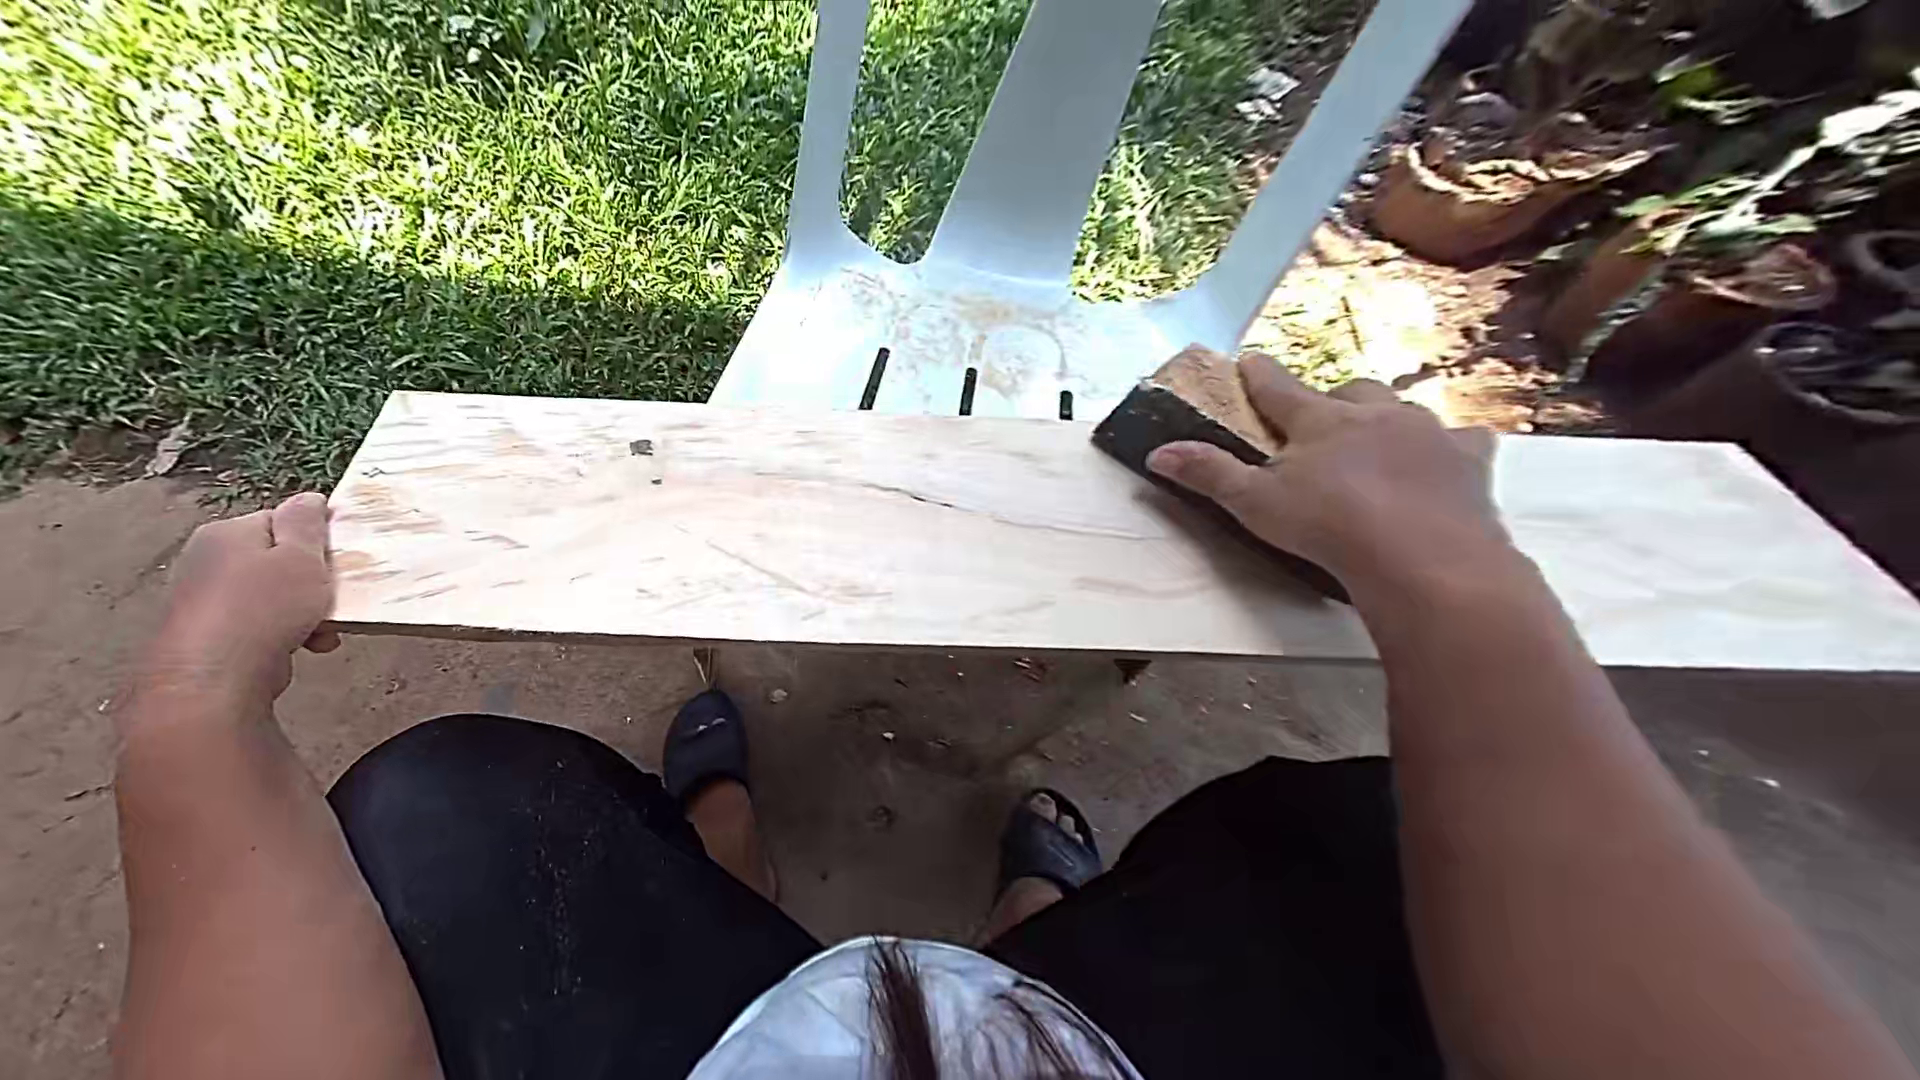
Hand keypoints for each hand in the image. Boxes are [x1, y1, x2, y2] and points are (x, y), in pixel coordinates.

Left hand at [136, 493, 339, 707]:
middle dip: (317, 575)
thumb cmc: (265, 607)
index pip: (284, 520)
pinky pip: (267, 617)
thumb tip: (309, 497)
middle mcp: (209, 558)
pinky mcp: (215, 628)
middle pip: (281, 556)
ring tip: (326, 624)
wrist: (216, 675)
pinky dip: (293, 626)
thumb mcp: (300, 558)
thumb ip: (306, 524)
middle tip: (338, 591)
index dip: (318, 537)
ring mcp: (208, 595)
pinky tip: (311, 641)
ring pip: (278, 589)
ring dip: (310, 605)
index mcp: (227, 534)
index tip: (342, 557)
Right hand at [1146, 353, 1517, 598]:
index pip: (1280, 389)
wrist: (1424, 559)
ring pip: (1403, 409)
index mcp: (1320, 421)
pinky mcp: (1470, 461)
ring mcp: (1428, 433)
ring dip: (1385, 419)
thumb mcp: (1254, 504)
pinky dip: (1447, 446)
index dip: (1260, 375)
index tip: (1249, 360)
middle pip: (1350, 391)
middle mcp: (1376, 414)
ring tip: (1376, 441)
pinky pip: (1462, 439)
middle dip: (1331, 399)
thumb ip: (1208, 474)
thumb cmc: (1328, 526)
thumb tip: (1157, 452)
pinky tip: (1443, 459)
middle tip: (1320, 421)